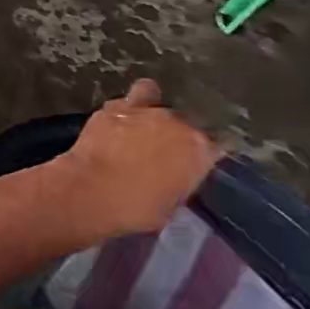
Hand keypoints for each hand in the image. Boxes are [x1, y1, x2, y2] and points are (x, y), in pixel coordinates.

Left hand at [54, 78, 220, 237]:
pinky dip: (126, 109)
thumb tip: (177, 173)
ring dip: (152, 113)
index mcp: (199, 149)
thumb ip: (181, 180)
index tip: (197, 162)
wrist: (92, 191)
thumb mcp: (172, 203)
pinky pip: (127, 100)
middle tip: (162, 152)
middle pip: (184, 123)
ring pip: (156, 101)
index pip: (217, 145)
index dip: (206, 154)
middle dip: (176, 135)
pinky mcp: (114, 106)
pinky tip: (119, 120)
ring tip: (141, 127)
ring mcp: (145, 110)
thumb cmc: (137, 208)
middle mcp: (176, 122)